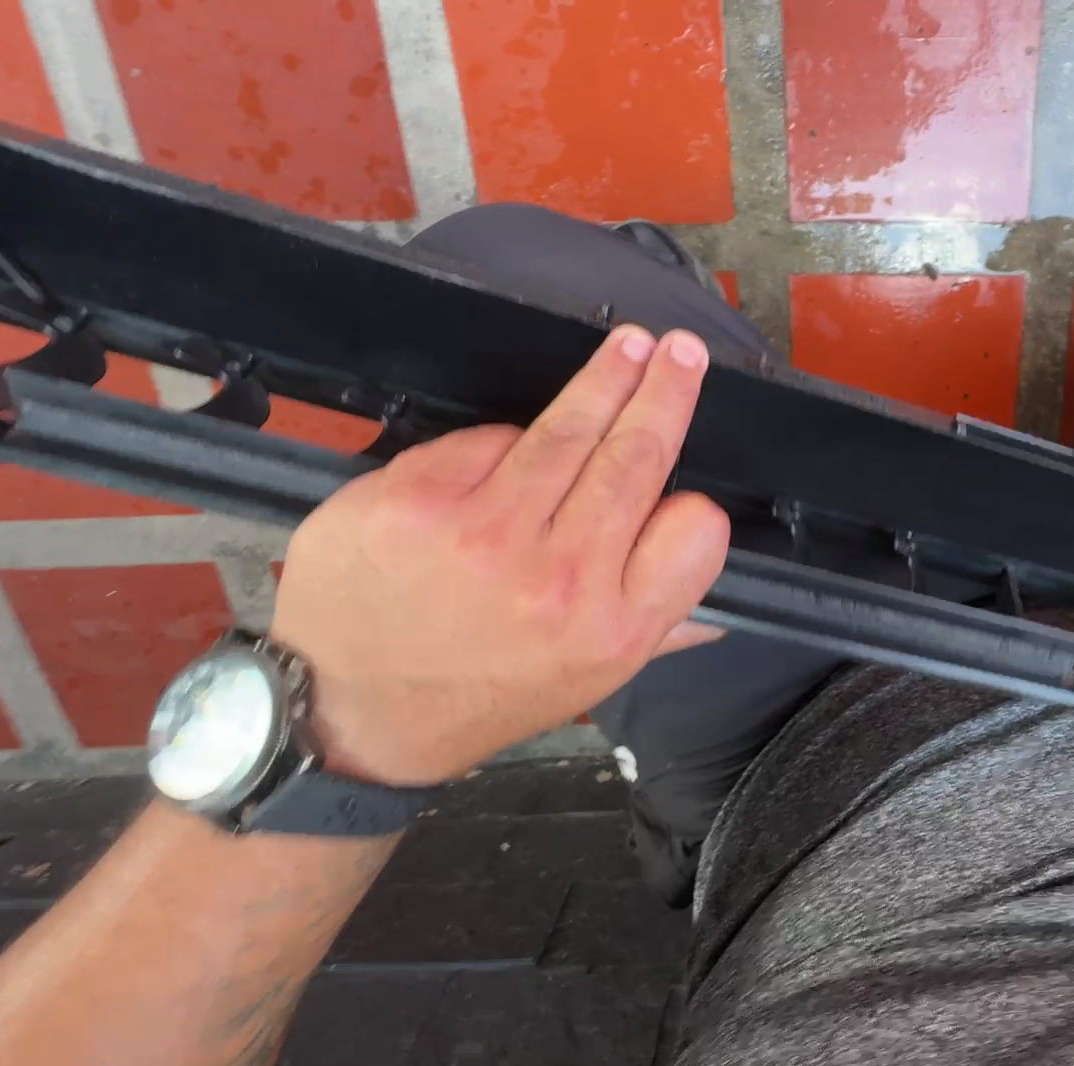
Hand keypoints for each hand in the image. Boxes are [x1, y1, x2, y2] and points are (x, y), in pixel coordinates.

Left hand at [270, 326, 730, 785]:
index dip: (698, 510)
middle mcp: (556, 577)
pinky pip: (488, 439)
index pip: (696, 531)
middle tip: (684, 349)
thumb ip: (661, 631)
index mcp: (612, 627)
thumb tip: (722, 609)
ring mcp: (480, 530)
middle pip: (635, 457)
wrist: (351, 712)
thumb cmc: (485, 693)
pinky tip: (511, 460)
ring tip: (631, 346)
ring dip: (606, 378)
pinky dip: (508, 443)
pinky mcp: (414, 496)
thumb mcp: (592, 682)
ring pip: (565, 429)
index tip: (688, 497)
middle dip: (666, 392)